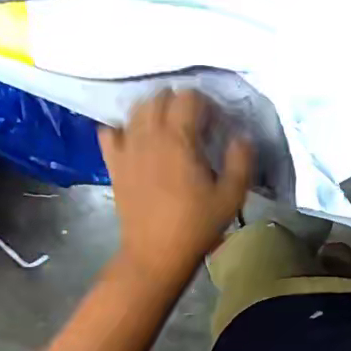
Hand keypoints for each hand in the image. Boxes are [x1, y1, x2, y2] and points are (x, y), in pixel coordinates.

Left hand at [99, 89, 254, 283]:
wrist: (155, 254)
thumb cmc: (196, 226)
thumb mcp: (231, 196)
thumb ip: (240, 160)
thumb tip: (241, 136)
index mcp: (178, 139)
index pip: (189, 97)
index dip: (206, 104)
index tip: (215, 124)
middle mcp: (148, 135)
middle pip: (160, 96)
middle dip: (179, 102)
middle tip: (195, 124)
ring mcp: (126, 147)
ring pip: (135, 108)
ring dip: (153, 110)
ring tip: (168, 129)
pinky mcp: (113, 163)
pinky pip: (110, 131)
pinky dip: (123, 127)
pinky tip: (136, 139)